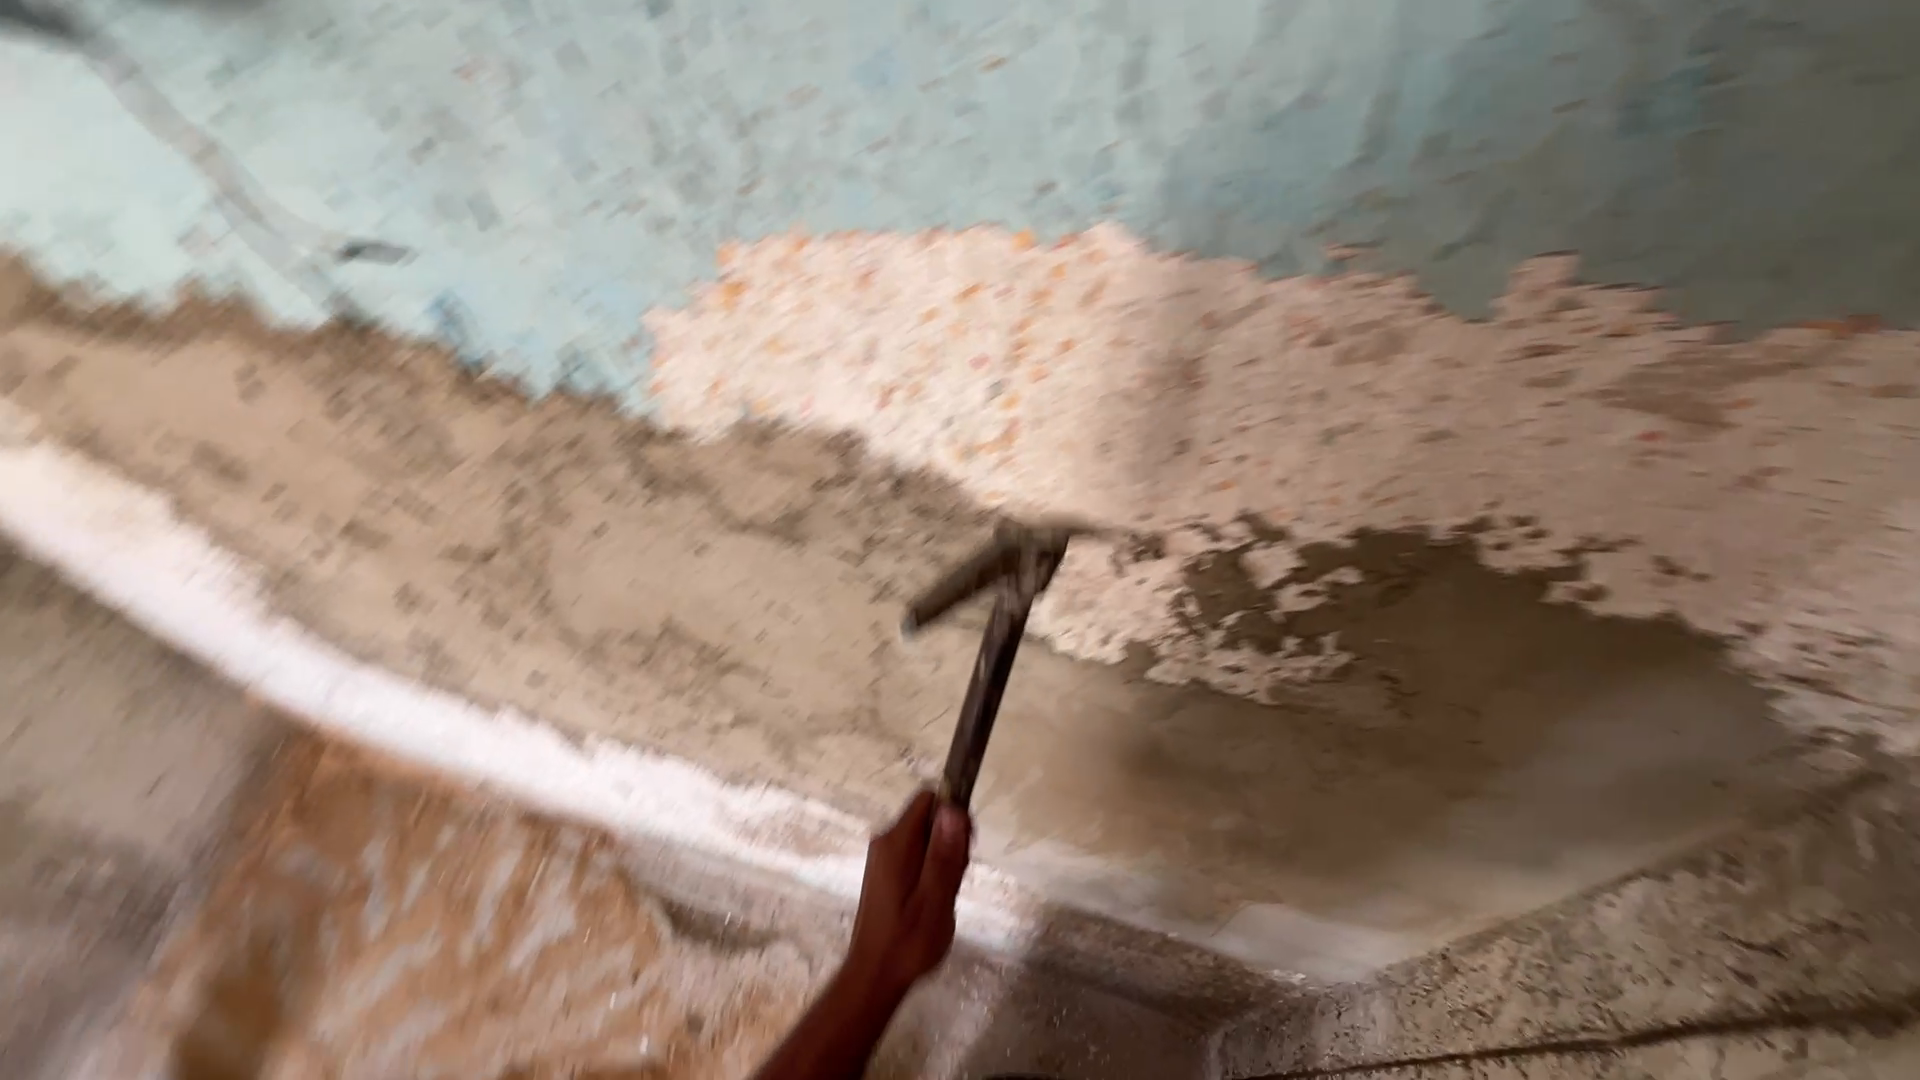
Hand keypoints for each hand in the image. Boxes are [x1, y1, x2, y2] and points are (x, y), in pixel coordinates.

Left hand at [840, 789, 972, 998]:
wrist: (874, 977)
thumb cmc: (907, 942)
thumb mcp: (935, 899)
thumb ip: (944, 854)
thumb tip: (954, 809)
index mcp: (897, 842)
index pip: (930, 799)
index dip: (954, 815)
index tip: (963, 848)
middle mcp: (886, 841)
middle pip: (930, 818)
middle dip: (950, 842)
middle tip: (953, 881)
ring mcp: (884, 857)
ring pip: (926, 838)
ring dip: (942, 860)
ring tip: (943, 898)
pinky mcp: (885, 872)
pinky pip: (916, 855)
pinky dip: (931, 871)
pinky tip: (932, 902)